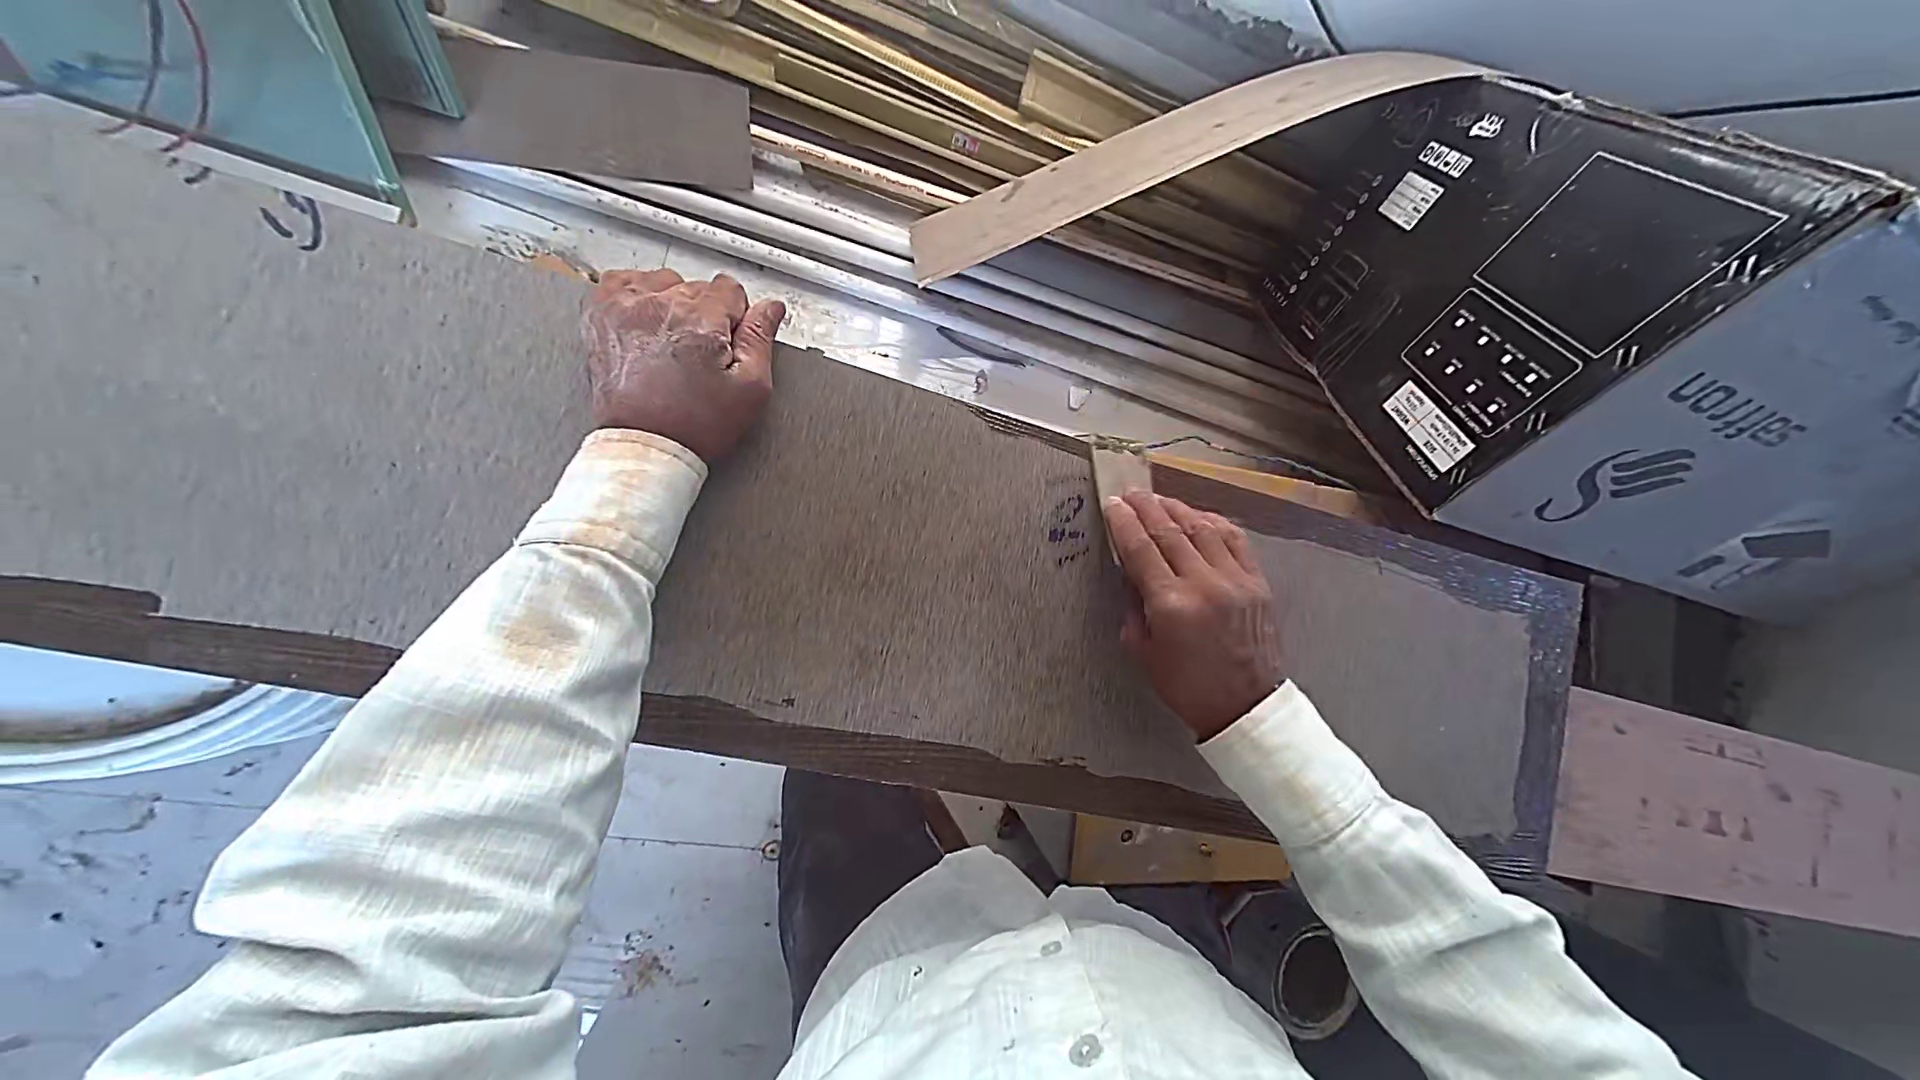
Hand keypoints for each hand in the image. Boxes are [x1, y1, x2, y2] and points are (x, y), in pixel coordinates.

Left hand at [581, 269, 786, 461]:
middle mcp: (659, 305)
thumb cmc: (695, 425)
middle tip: (703, 355)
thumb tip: (771, 308)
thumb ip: (762, 339)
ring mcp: (625, 306)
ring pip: (664, 282)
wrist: (647, 445)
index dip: (737, 320)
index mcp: (700, 319)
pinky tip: (649, 323)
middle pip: (698, 287)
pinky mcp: (601, 315)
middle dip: (706, 316)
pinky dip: (638, 296)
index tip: (729, 344)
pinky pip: (622, 282)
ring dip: (673, 304)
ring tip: (675, 342)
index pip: (731, 290)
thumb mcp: (751, 388)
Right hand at [1103, 491, 1282, 739]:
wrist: (1245, 707)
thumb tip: (1131, 570)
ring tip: (1158, 498)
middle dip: (1145, 507)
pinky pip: (1234, 539)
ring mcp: (1235, 581)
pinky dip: (1213, 521)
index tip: (1112, 504)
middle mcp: (1205, 585)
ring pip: (1202, 527)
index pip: (1140, 549)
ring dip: (1176, 508)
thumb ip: (1134, 605)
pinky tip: (1197, 514)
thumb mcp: (1143, 650)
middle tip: (1130, 493)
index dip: (1123, 522)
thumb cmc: (1188, 687)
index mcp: (1172, 605)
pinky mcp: (1257, 582)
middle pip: (1169, 530)